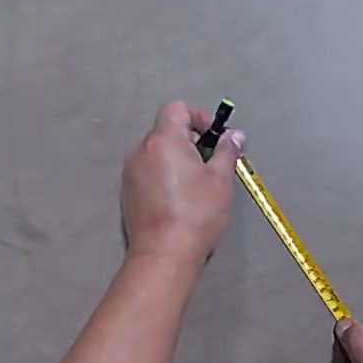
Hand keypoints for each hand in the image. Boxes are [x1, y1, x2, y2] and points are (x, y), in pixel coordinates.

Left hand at [122, 102, 242, 267]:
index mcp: (164, 140)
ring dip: (178, 160)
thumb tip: (235, 135)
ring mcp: (130, 172)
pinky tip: (180, 201)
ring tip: (197, 187)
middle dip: (191, 142)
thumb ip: (227, 151)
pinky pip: (149, 173)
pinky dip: (165, 177)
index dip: (199, 117)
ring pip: (158, 154)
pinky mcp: (127, 193)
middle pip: (167, 131)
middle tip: (212, 166)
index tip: (215, 139)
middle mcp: (142, 150)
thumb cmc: (198, 213)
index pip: (177, 108)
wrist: (165, 254)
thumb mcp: (221, 180)